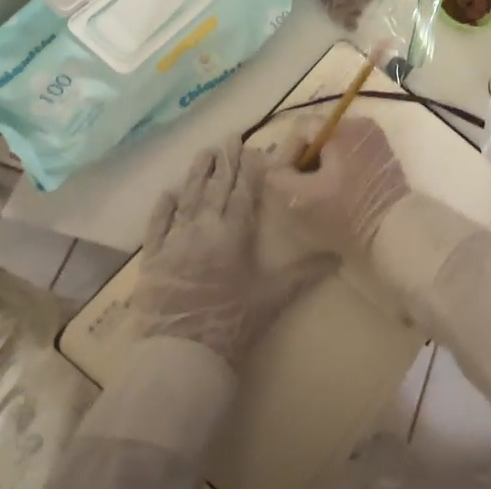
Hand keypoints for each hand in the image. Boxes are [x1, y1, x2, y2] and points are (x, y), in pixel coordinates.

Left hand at [130, 139, 333, 364]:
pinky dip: (163, 208)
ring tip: (203, 153)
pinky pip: (157, 227)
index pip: (242, 193)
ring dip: (196, 176)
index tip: (252, 147)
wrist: (180, 354)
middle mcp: (202, 230)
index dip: (248, 169)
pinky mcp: (152, 261)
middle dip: (224, 162)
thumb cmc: (231, 323)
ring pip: (187, 200)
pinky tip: (168, 193)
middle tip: (228, 137)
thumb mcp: (272, 299)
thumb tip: (338, 258)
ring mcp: (173, 243)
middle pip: (215, 189)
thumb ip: (304, 275)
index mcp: (232, 234)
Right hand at [264, 116, 408, 254]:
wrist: (394, 229)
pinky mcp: (384, 155)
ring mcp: (376, 139)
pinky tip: (338, 191)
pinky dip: (340, 167)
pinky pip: (352, 153)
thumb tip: (276, 169)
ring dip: (322, 165)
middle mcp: (362, 124)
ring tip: (318, 192)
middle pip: (320, 135)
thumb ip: (278, 177)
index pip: (301, 129)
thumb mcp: (300, 198)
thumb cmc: (345, 212)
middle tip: (300, 187)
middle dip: (305, 160)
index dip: (287, 154)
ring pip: (336, 145)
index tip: (286, 181)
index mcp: (342, 128)